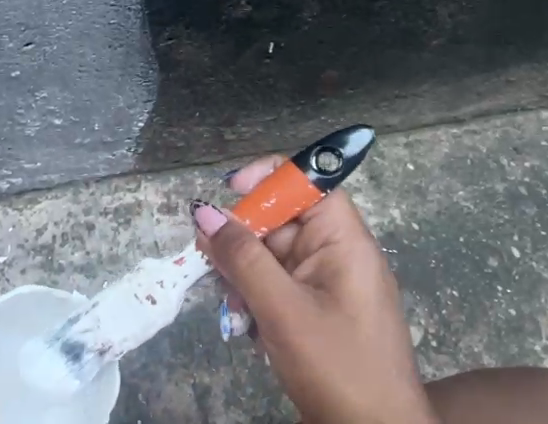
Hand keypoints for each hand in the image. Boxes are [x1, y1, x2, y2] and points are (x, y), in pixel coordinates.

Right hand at [195, 155, 437, 423]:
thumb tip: (203, 212)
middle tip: (212, 261)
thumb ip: (241, 257)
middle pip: (280, 218)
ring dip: (243, 271)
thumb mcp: (282, 310)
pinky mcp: (317, 311)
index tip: (229, 193)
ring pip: (271, 253)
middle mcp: (338, 255)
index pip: (308, 182)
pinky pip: (276, 283)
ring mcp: (328, 285)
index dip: (268, 178)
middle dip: (243, 237)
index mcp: (344, 243)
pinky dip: (254, 294)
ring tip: (232, 303)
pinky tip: (244, 321)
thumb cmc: (338, 369)